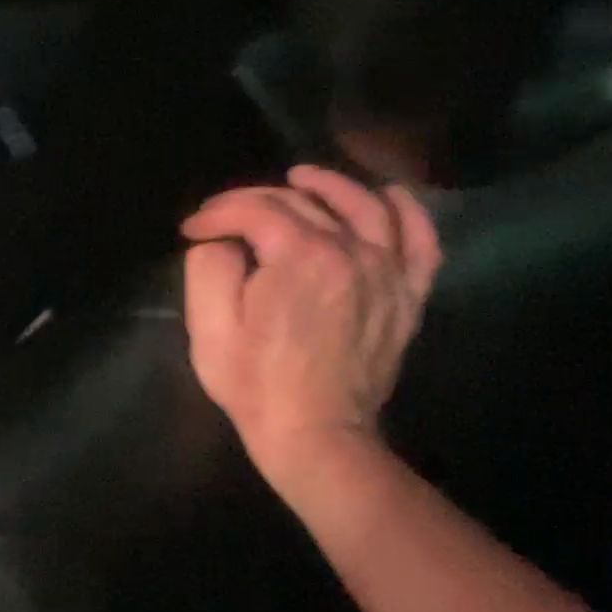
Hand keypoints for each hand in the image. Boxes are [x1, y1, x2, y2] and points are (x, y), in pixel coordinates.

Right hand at [181, 165, 442, 491]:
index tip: (190, 230)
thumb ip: (209, 267)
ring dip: (330, 185)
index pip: (254, 210)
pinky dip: (408, 214)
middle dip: (254, 199)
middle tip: (222, 216)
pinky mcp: (406, 297)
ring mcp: (388, 274)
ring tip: (302, 178)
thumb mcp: (208, 326)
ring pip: (365, 207)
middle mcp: (352, 252)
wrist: (315, 433)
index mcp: (300, 256)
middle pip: (302, 203)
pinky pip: (421, 243)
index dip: (215, 213)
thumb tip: (219, 240)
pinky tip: (389, 198)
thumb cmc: (254, 381)